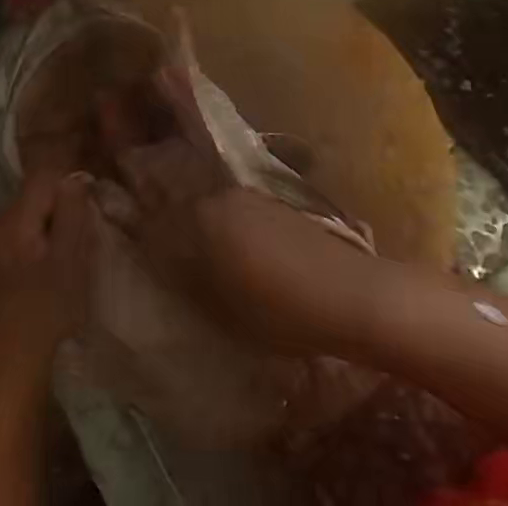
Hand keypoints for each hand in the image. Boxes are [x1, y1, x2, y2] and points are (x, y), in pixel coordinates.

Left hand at [0, 170, 94, 390]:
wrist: (3, 383)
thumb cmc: (43, 319)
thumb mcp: (68, 264)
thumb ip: (71, 216)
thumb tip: (75, 178)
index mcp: (10, 222)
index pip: (43, 179)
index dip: (72, 185)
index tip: (94, 207)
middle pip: (33, 200)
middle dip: (62, 211)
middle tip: (89, 237)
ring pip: (27, 227)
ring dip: (52, 234)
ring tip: (75, 260)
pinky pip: (19, 250)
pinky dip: (39, 255)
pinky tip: (53, 281)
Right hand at [172, 187, 397, 354]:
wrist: (353, 295)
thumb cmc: (280, 309)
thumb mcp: (222, 307)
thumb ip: (190, 281)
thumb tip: (170, 267)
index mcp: (203, 218)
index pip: (160, 225)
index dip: (154, 247)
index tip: (155, 268)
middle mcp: (224, 197)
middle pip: (190, 214)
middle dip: (183, 237)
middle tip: (183, 270)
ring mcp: (256, 198)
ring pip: (219, 214)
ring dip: (212, 235)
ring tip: (216, 268)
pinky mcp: (281, 206)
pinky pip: (244, 217)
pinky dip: (238, 234)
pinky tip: (249, 260)